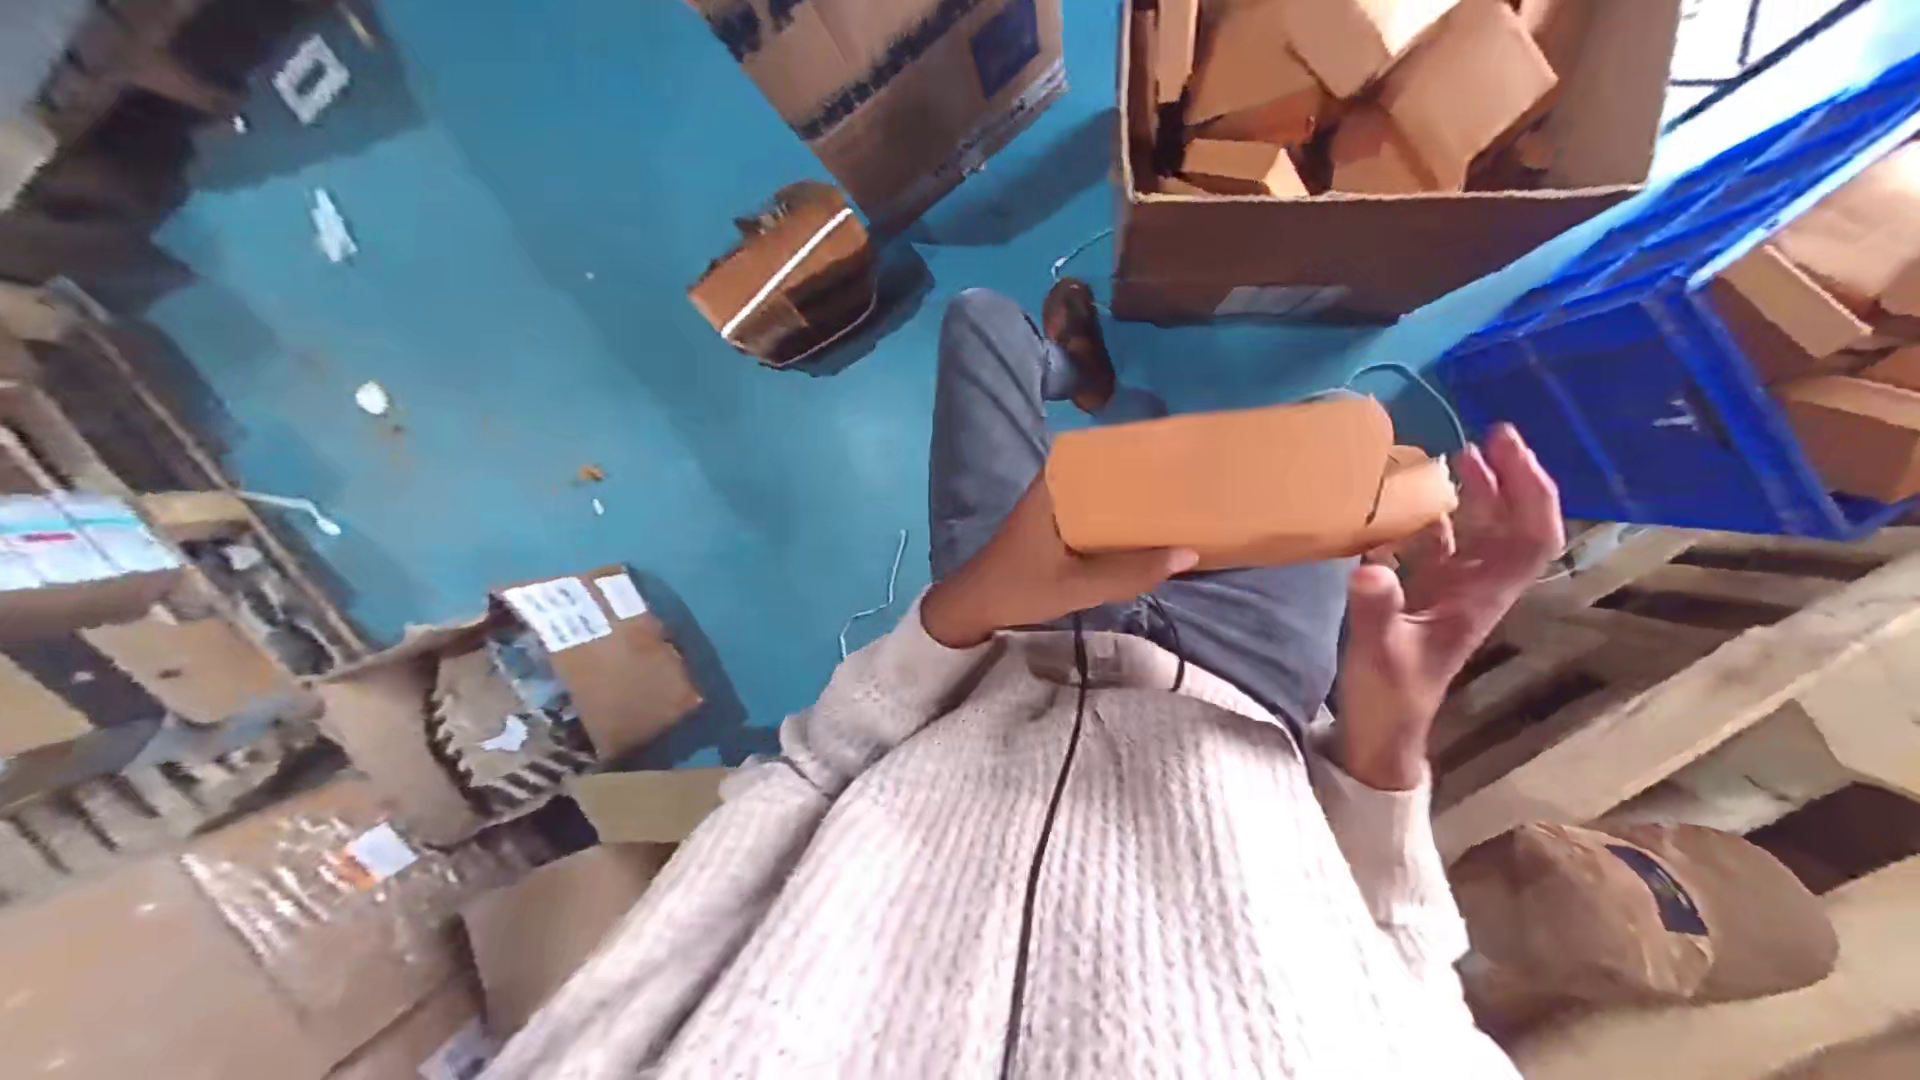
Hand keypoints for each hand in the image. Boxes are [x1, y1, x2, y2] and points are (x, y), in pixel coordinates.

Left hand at [922, 477, 1198, 647]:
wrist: (975, 607)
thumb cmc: (1019, 589)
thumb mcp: (1078, 586)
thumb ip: (1130, 573)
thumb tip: (1188, 555)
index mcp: (1054, 487)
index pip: (1101, 451)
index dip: (1139, 450)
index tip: (1176, 454)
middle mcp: (1054, 487)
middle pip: (1106, 473)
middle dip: (1143, 479)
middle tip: (1187, 483)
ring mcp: (1053, 505)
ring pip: (1101, 495)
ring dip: (1131, 501)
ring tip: (1176, 501)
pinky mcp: (1054, 525)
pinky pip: (1094, 513)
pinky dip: (1116, 519)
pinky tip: (1143, 529)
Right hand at [1337, 424, 1563, 789]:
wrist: (1384, 727)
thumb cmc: (1391, 694)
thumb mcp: (1379, 651)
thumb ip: (1375, 608)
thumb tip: (1369, 562)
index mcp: (1480, 597)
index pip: (1528, 534)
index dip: (1526, 486)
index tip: (1502, 445)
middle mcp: (1474, 587)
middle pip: (1508, 524)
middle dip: (1503, 479)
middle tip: (1479, 438)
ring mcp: (1447, 591)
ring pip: (1473, 533)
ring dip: (1469, 496)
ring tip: (1446, 459)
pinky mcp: (1418, 597)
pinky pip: (1432, 548)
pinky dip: (1423, 521)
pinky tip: (1398, 508)